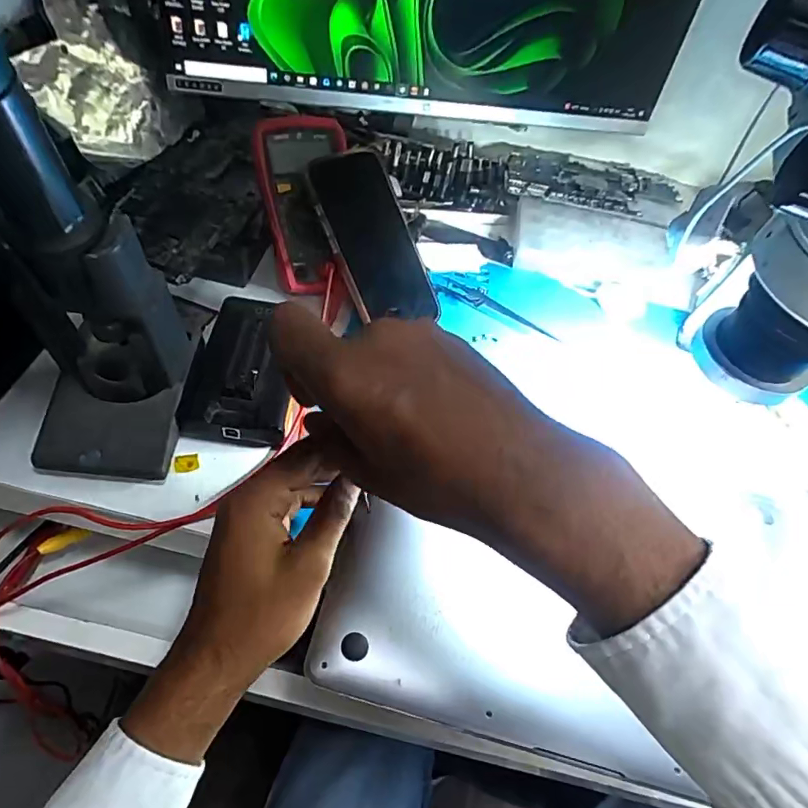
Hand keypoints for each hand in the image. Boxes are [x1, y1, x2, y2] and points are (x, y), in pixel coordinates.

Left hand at [122, 441, 360, 762]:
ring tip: (355, 484)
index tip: (366, 446)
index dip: (337, 449)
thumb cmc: (257, 618)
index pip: (302, 456)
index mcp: (255, 501)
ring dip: (317, 484)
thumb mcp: (310, 565)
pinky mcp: (241, 533)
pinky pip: (276, 505)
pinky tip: (326, 510)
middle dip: (329, 464)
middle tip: (368, 463)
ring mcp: (239, 517)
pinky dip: (301, 504)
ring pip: (285, 485)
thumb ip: (332, 518)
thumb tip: (349, 487)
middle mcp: (242, 502)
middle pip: (292, 467)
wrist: (220, 652)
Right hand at [269, 303, 706, 634]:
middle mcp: (378, 339)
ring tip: (408, 423)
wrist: (522, 469)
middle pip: (335, 345)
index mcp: (347, 373)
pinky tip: (435, 412)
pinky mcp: (449, 336)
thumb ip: (331, 438)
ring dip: (376, 378)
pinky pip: (408, 349)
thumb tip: (323, 421)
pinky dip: (407, 373)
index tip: (312, 393)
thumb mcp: (368, 473)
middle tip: (365, 425)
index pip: (286, 326)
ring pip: (374, 349)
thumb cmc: (440, 481)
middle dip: (340, 380)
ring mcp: (419, 332)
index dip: (287, 356)